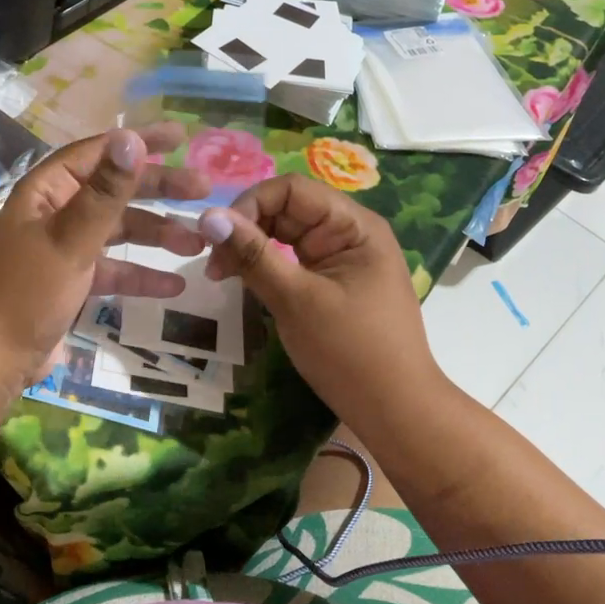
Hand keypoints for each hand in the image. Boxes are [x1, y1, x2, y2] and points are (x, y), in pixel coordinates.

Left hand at [0, 126, 209, 388]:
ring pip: (116, 231)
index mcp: (45, 193)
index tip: (180, 137)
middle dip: (157, 189)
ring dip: (155, 234)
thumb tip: (132, 138)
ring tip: (199, 244)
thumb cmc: (24, 294)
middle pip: (113, 191)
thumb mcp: (69, 240)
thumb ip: (105, 192)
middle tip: (204, 189)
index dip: (138, 142)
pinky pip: (112, 271)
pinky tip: (174, 286)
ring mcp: (61, 250)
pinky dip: (140, 275)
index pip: (97, 153)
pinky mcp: (68, 285)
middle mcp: (53, 214)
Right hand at [197, 175, 437, 413]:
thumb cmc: (351, 353)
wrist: (397, 413)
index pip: (290, 190)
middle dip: (245, 228)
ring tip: (220, 275)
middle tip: (212, 265)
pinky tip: (242, 282)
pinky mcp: (330, 281)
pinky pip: (290, 259)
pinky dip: (264, 266)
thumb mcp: (295, 300)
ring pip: (283, 234)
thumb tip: (207, 216)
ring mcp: (340, 257)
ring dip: (249, 248)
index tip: (215, 237)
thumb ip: (252, 254)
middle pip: (285, 209)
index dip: (249, 204)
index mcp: (354, 225)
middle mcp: (348, 232)